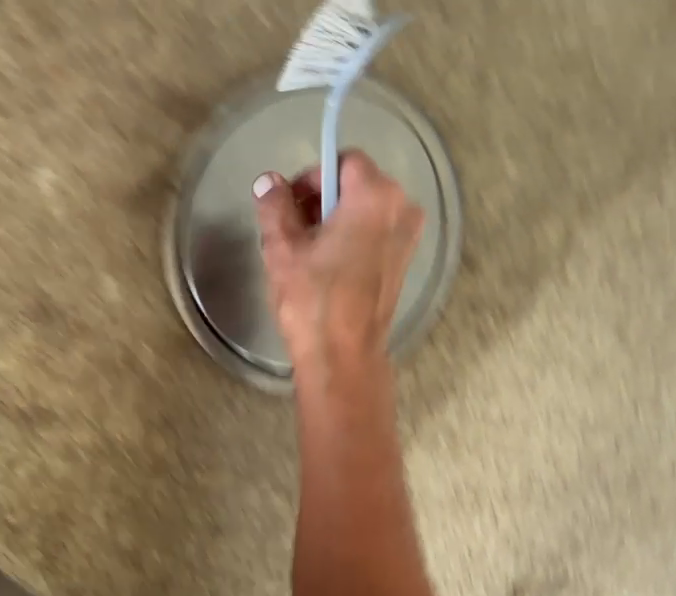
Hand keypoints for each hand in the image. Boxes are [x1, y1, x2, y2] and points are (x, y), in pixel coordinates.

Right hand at [252, 152, 423, 370]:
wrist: (342, 353)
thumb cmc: (311, 300)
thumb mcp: (282, 251)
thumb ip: (275, 209)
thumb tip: (268, 181)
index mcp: (373, 196)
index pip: (342, 161)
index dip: (309, 177)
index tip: (284, 205)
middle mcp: (401, 206)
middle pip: (357, 183)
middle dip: (321, 199)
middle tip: (288, 230)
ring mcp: (407, 234)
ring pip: (366, 209)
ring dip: (334, 219)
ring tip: (305, 252)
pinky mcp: (403, 259)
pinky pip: (375, 232)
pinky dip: (350, 237)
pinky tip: (326, 266)